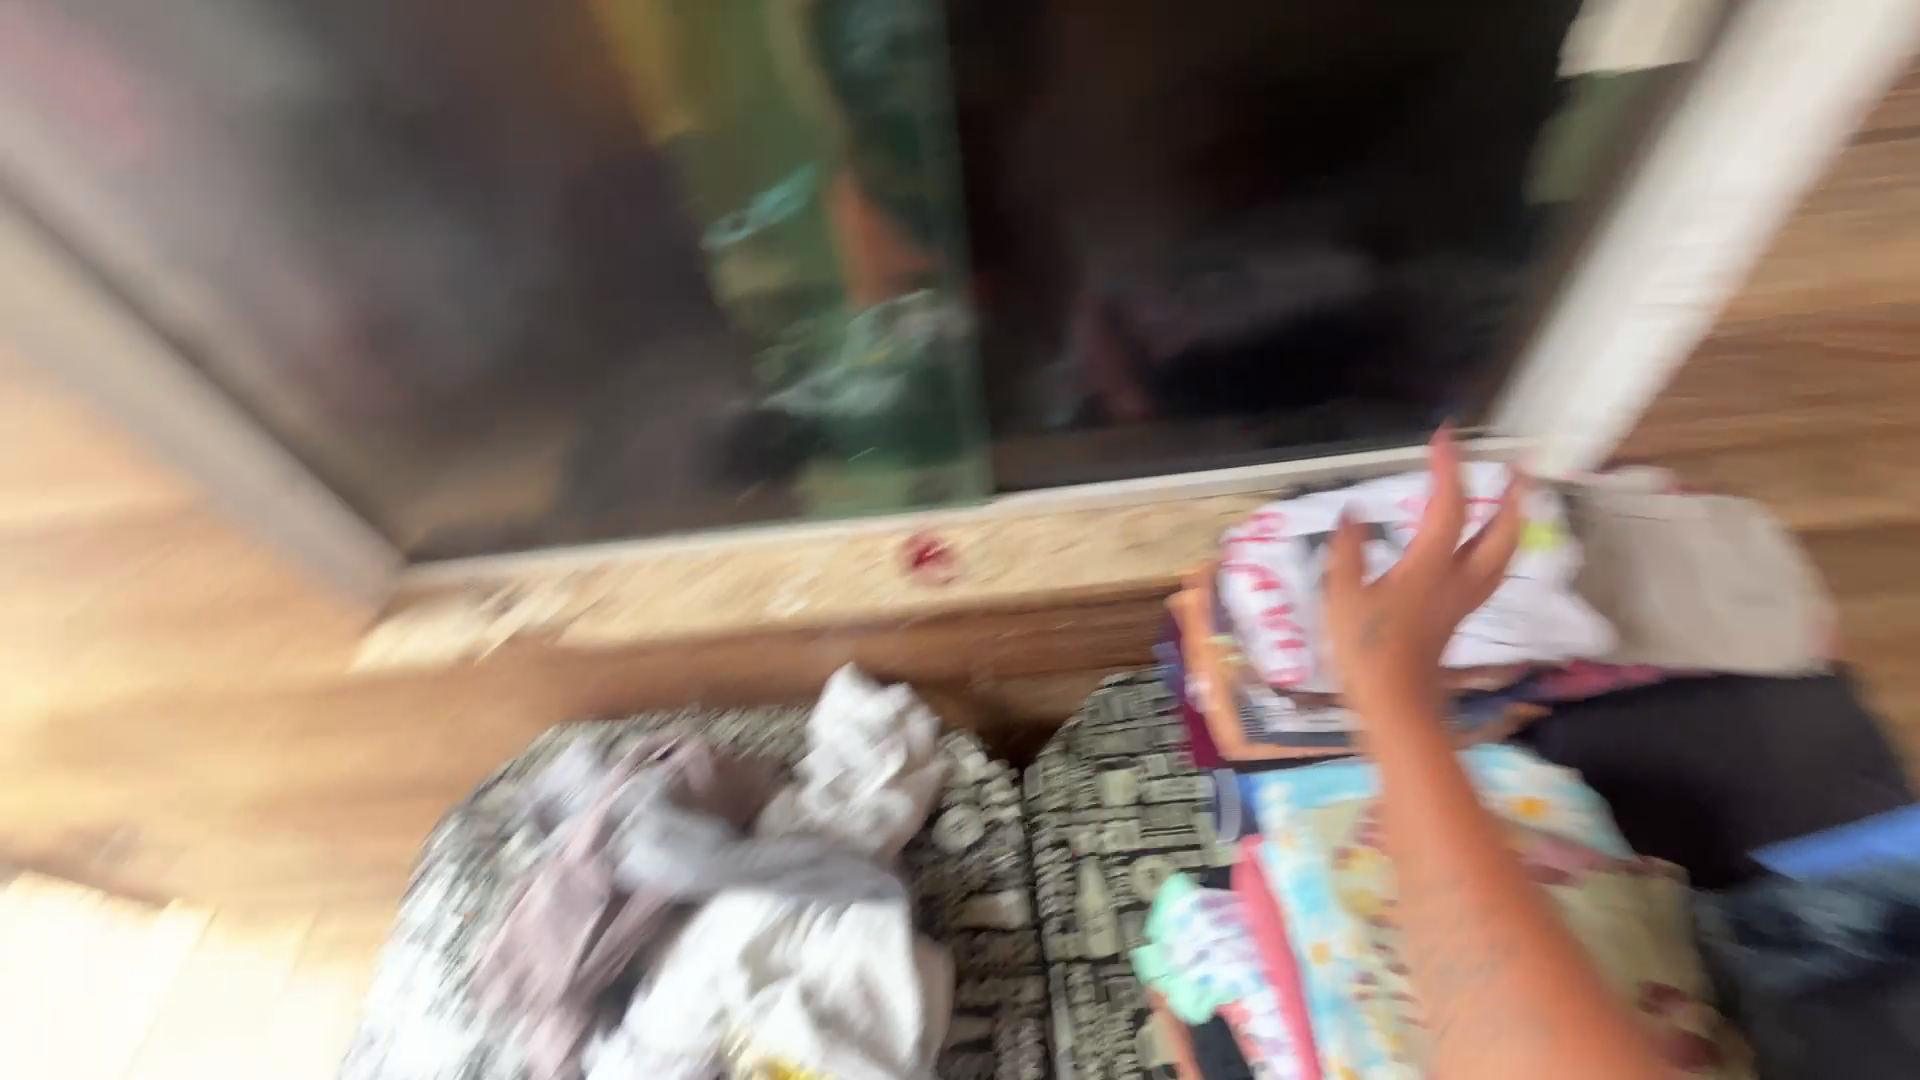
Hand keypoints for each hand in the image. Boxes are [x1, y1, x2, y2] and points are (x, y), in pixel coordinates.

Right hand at [1325, 426, 1527, 716]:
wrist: (1393, 701)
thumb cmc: (1364, 648)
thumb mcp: (1341, 595)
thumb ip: (1348, 550)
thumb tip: (1354, 513)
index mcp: (1430, 567)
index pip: (1448, 507)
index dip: (1447, 469)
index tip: (1443, 437)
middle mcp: (1459, 578)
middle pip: (1501, 531)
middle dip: (1511, 495)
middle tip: (1515, 466)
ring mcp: (1464, 600)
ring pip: (1504, 553)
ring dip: (1512, 521)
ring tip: (1512, 500)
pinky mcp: (1459, 615)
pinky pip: (1491, 571)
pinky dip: (1495, 548)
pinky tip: (1482, 549)